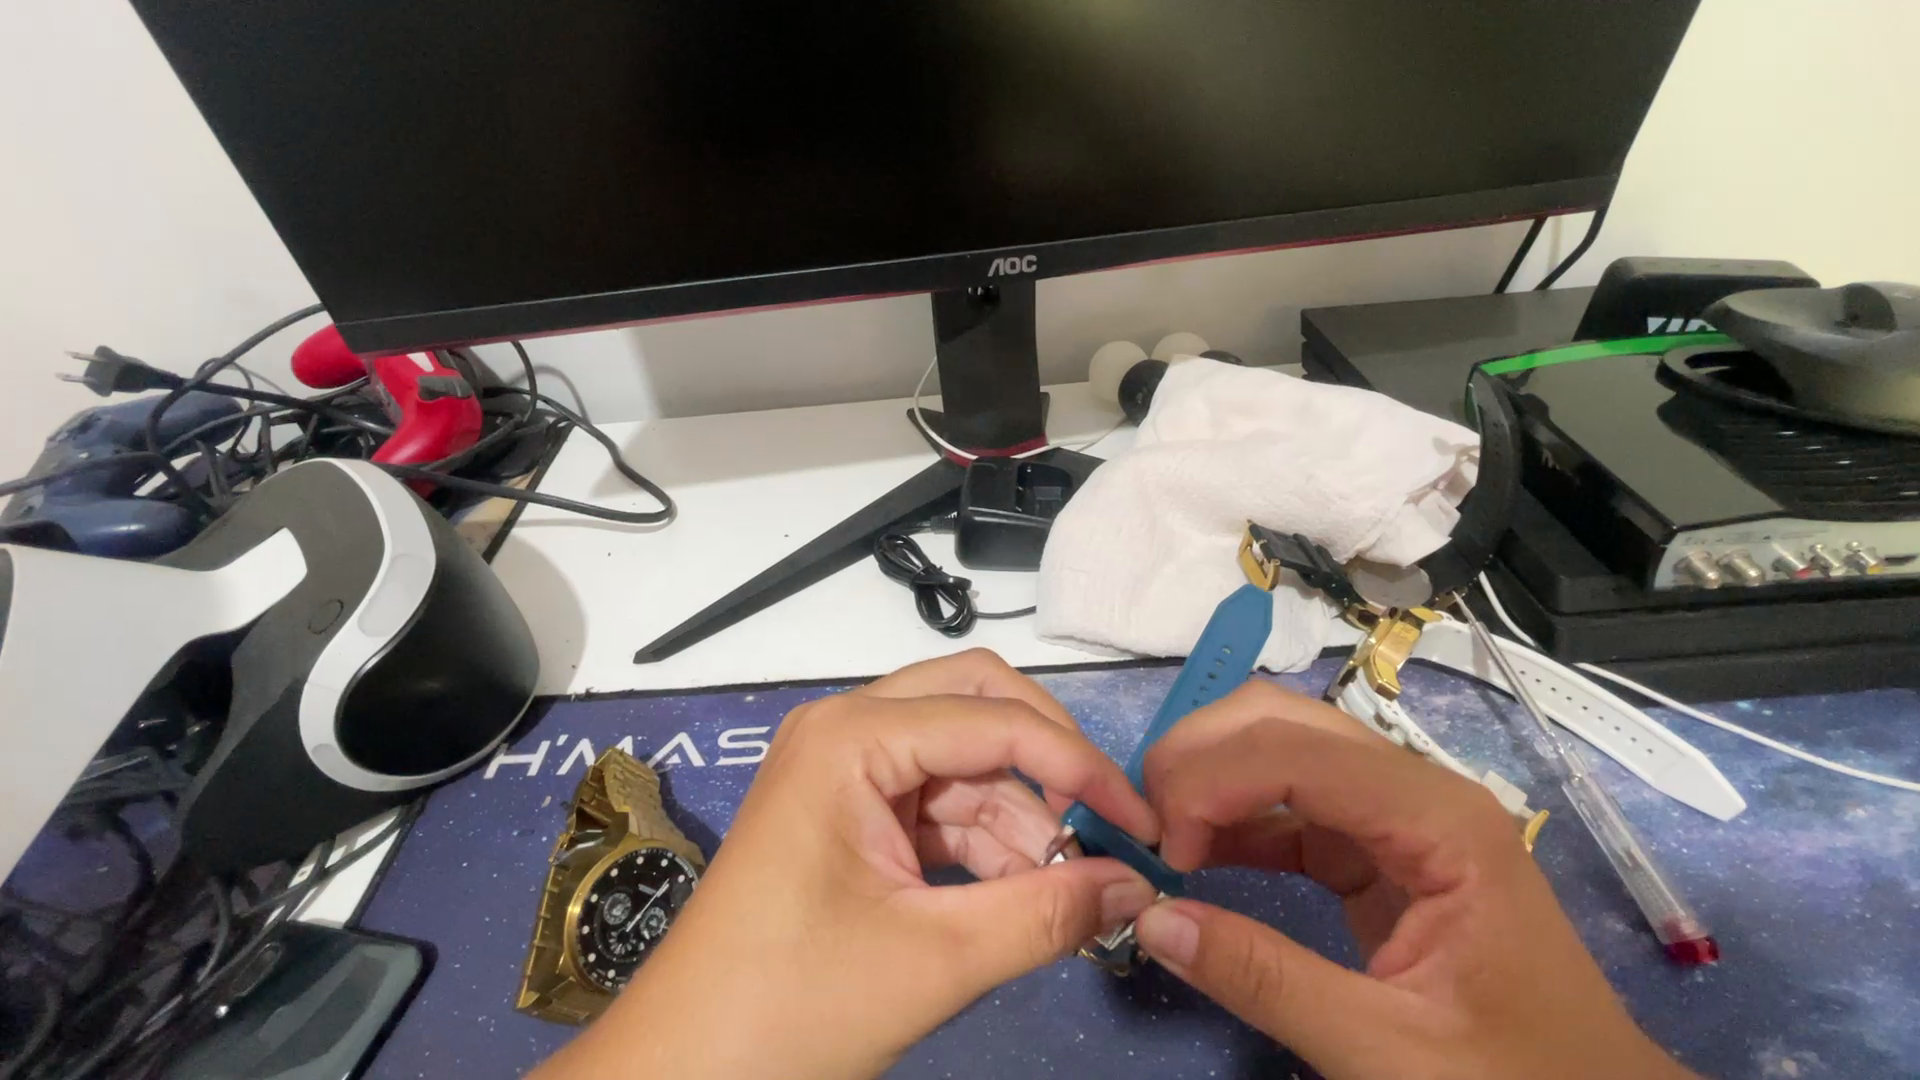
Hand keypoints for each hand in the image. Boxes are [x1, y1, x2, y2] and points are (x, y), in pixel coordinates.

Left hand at [534, 649, 1159, 1079]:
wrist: (681, 1073)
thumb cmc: (791, 1008)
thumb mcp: (932, 961)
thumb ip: (1046, 914)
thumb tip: (1134, 885)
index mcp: (854, 738)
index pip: (993, 720)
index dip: (1077, 765)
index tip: (1139, 824)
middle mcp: (849, 730)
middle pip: (976, 703)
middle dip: (1047, 758)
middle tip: (1102, 822)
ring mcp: (846, 767)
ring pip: (963, 758)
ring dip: (1020, 814)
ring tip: (1069, 886)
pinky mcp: (851, 810)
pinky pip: (939, 801)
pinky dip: (986, 839)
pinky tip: (1024, 888)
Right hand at [1131, 682, 1696, 1079]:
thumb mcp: (1391, 1056)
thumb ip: (1266, 982)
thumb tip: (1150, 919)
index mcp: (1436, 819)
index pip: (1293, 752)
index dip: (1210, 781)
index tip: (1160, 849)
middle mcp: (1413, 790)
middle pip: (1281, 720)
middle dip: (1199, 754)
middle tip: (1146, 821)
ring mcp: (1392, 812)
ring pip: (1276, 746)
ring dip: (1209, 777)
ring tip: (1160, 836)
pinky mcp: (1373, 845)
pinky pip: (1285, 803)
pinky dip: (1232, 817)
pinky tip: (1196, 852)